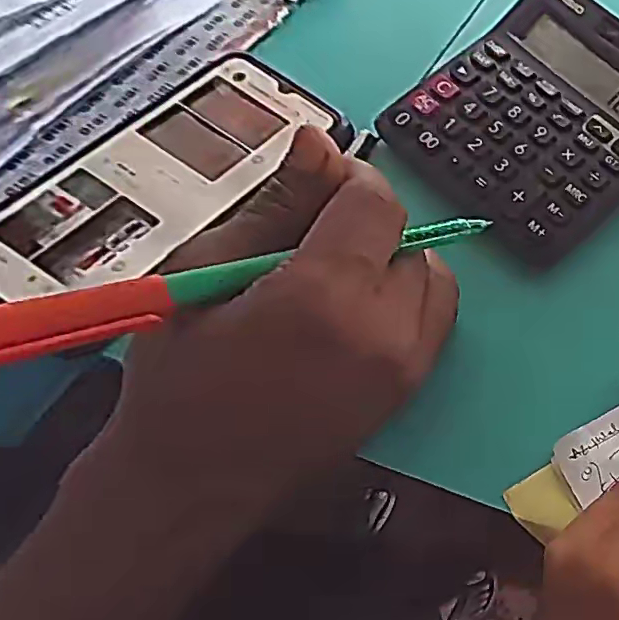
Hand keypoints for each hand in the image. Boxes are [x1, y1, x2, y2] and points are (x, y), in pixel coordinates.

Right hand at [77, 127, 458, 525]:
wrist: (201, 477)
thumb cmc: (180, 376)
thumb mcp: (205, 273)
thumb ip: (277, 206)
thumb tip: (320, 142)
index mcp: (325, 297)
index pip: (378, 206)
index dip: (351, 182)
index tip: (320, 183)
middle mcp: (387, 329)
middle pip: (411, 240)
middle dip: (370, 226)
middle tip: (316, 241)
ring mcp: (413, 361)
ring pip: (435, 277)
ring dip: (396, 261)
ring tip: (336, 276)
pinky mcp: (420, 383)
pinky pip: (438, 315)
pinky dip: (410, 297)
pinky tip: (359, 307)